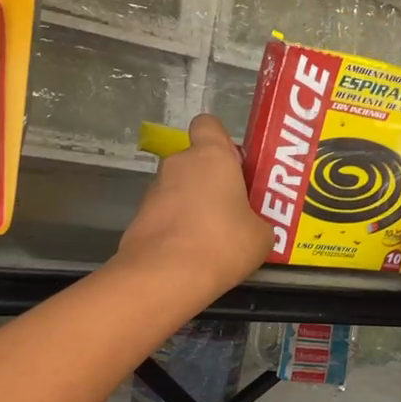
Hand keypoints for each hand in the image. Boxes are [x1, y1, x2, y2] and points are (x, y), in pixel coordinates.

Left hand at [117, 114, 272, 292]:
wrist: (166, 275)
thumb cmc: (223, 243)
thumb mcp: (261, 235)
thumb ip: (256, 219)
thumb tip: (251, 227)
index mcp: (211, 156)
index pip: (209, 125)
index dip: (221, 140)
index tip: (234, 165)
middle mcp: (178, 164)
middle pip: (195, 162)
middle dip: (211, 182)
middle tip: (231, 212)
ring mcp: (154, 191)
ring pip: (179, 191)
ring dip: (192, 208)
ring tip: (211, 241)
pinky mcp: (139, 218)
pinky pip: (165, 216)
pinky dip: (176, 230)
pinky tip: (190, 255)